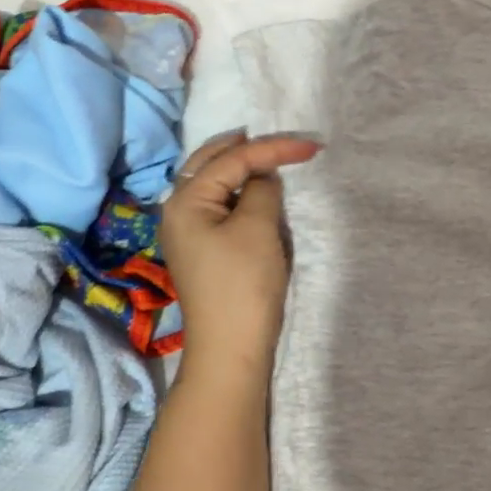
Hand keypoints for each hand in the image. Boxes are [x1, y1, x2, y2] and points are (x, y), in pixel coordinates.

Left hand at [161, 130, 321, 369]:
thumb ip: (262, 190)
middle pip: (212, 164)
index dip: (273, 149)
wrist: (231, 347)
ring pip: (215, 186)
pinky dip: (242, 196)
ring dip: (244, 171)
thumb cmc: (243, 284)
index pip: (232, 159)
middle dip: (249, 150)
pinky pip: (221, 209)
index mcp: (185, 200)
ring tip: (274, 161)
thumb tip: (263, 178)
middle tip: (286, 143)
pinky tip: (260, 196)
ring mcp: (188, 233)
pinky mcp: (204, 252)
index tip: (312, 147)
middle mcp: (178, 211)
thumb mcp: (258, 228)